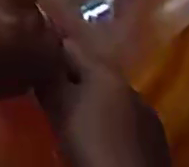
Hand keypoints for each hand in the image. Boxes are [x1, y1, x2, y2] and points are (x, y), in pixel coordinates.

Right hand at [35, 33, 170, 166]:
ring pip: (108, 95)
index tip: (32, 58)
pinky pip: (123, 118)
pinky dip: (107, 119)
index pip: (69, 46)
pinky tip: (95, 132)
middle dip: (70, 77)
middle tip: (47, 88)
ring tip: (69, 110)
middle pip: (91, 71)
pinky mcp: (156, 142)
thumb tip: (36, 54)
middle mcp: (131, 87)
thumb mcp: (55, 104)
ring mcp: (148, 116)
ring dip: (89, 98)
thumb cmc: (88, 139)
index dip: (48, 49)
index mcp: (106, 72)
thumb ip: (45, 74)